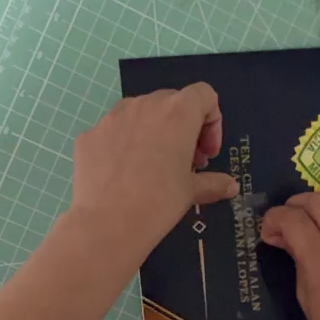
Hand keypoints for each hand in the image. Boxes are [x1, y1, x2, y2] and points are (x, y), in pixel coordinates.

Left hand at [68, 83, 238, 252]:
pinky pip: (114, 132)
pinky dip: (124, 146)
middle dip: (183, 128)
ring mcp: (112, 117)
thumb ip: (213, 182)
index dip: (212, 122)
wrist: (107, 224)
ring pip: (140, 114)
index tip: (207, 153)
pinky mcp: (89, 134)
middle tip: (185, 162)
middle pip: (172, 102)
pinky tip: (124, 176)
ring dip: (153, 133)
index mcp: (177, 112)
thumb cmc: (159, 203)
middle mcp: (144, 105)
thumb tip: (230, 186)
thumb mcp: (192, 192)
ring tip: (152, 167)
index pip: (204, 95)